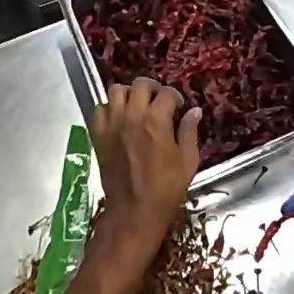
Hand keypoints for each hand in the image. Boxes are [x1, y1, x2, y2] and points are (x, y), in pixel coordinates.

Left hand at [89, 78, 200, 255]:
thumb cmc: (166, 188)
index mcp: (156, 120)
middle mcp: (132, 115)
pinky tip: (119, 118)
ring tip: (137, 105)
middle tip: (158, 100)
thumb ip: (189, 132)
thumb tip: (194, 111)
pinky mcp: (98, 133)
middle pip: (140, 85)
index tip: (178, 106)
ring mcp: (112, 123)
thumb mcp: (187, 161)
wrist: (134, 209)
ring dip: (129, 94)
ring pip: (116, 90)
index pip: (166, 93)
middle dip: (153, 88)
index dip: (175, 96)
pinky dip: (109, 108)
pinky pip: (99, 108)